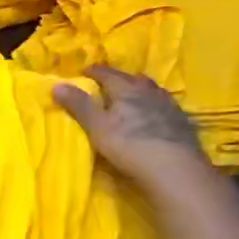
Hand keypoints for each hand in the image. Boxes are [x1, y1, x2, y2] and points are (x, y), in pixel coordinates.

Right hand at [52, 66, 213, 199]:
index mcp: (127, 91)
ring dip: (139, 89)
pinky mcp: (181, 122)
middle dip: (119, 77)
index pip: (108, 75)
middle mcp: (149, 93)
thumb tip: (57, 84)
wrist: (174, 167)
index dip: (95, 72)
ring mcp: (168, 106)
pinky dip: (153, 103)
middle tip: (108, 81)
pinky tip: (152, 112)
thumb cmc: (128, 144)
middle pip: (133, 79)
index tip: (83, 71)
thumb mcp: (96, 126)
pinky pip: (163, 104)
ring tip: (131, 94)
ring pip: (152, 90)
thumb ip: (79, 105)